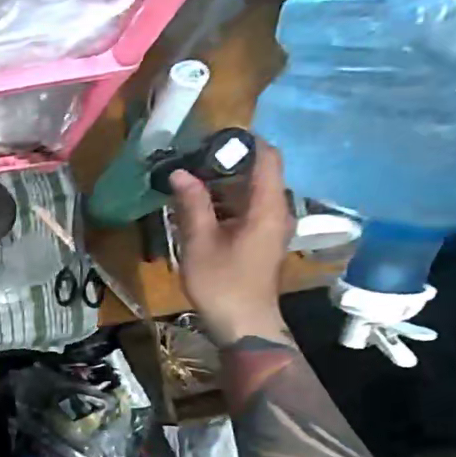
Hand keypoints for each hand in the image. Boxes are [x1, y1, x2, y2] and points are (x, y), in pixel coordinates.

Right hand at [170, 140, 295, 345]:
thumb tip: (179, 173)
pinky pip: (244, 207)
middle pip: (258, 173)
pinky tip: (196, 205)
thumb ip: (192, 205)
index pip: (268, 159)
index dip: (246, 142)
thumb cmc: (221, 281)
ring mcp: (269, 225)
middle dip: (226, 162)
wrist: (243, 320)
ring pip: (248, 191)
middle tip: (189, 159)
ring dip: (220, 183)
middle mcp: (276, 211)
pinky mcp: (259, 237)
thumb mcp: (200, 242)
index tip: (213, 136)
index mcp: (267, 208)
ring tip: (186, 180)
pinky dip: (223, 200)